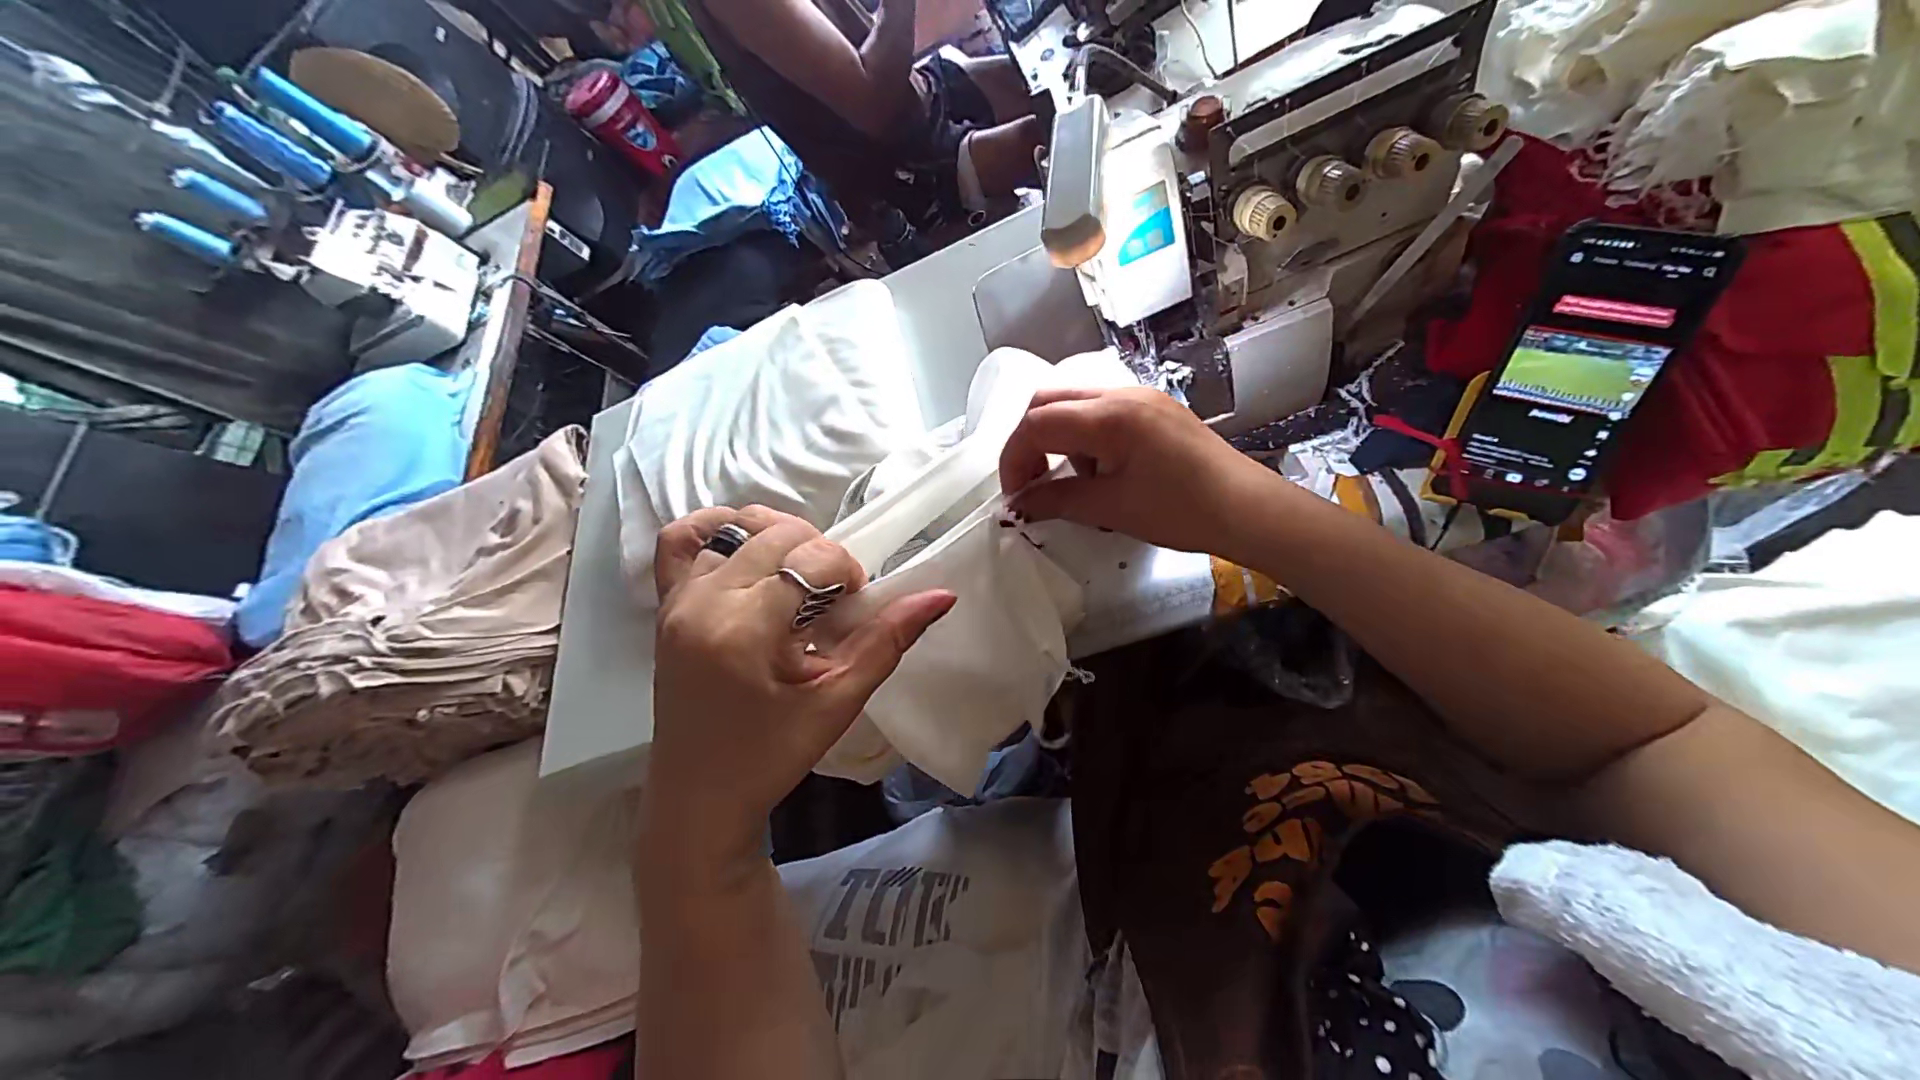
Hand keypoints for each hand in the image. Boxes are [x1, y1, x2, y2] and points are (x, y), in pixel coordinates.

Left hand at [643, 506, 953, 875]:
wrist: (699, 797)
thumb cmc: (771, 757)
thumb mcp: (837, 702)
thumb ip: (887, 641)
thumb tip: (942, 595)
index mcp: (743, 629)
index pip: (810, 558)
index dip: (846, 571)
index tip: (854, 607)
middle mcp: (702, 601)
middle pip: (776, 533)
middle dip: (819, 553)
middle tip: (832, 600)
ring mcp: (676, 599)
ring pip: (734, 526)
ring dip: (779, 538)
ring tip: (797, 578)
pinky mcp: (664, 605)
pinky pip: (680, 541)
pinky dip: (716, 530)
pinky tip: (746, 552)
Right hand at [999, 386, 1277, 555]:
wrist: (1248, 510)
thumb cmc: (1182, 511)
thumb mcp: (1111, 509)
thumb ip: (1056, 499)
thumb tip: (1019, 503)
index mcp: (1110, 416)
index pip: (1037, 423)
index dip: (1014, 459)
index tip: (1015, 495)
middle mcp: (1122, 394)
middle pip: (1049, 401)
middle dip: (1029, 441)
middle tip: (1030, 482)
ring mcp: (1141, 397)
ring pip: (1074, 404)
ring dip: (1057, 439)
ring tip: (1072, 482)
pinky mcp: (1155, 410)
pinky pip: (1101, 413)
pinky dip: (1084, 438)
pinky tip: (1101, 472)